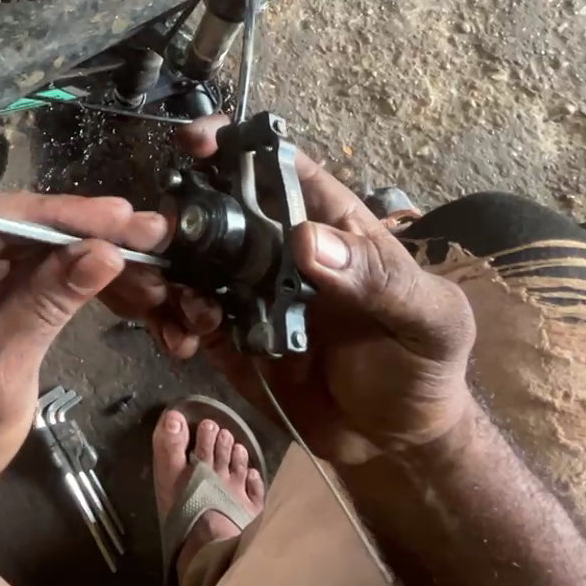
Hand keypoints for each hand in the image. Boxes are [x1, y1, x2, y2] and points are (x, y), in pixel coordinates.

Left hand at [0, 192, 167, 502]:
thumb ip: (46, 305)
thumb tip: (106, 252)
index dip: (62, 216)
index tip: (122, 218)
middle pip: (9, 221)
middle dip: (79, 226)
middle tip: (145, 229)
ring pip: (17, 235)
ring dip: (77, 242)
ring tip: (141, 244)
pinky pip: (12, 257)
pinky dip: (58, 264)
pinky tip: (106, 262)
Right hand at [181, 116, 477, 464]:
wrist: (395, 445)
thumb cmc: (422, 365)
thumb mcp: (427, 319)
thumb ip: (378, 277)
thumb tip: (307, 240)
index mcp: (322, 221)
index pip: (273, 162)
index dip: (232, 140)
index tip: (196, 143)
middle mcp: (273, 245)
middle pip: (208, 205)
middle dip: (173, 215)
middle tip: (158, 241)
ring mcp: (242, 288)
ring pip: (182, 259)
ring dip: (160, 273)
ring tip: (166, 303)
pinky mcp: (223, 334)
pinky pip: (179, 314)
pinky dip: (166, 320)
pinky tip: (182, 342)